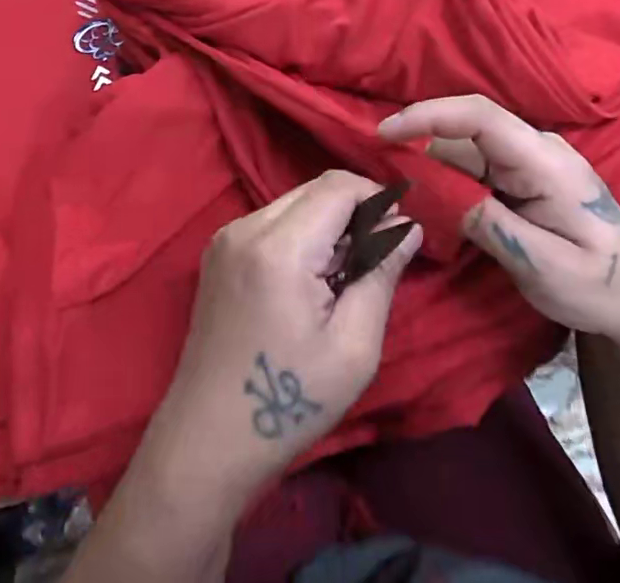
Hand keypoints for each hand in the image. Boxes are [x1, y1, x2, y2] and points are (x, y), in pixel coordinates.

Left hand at [135, 171, 421, 503]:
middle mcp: (245, 227)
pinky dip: (300, 234)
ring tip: (345, 273)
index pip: (336, 187)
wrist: (211, 432)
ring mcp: (225, 237)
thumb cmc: (292, 398)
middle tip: (379, 256)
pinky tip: (310, 277)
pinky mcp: (217, 252)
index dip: (377, 198)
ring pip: (291, 202)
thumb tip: (408, 228)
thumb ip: (380, 274)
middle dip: (354, 210)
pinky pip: (269, 221)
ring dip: (326, 223)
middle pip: (312, 189)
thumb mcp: (354, 345)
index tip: (402, 232)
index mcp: (278, 247)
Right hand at [378, 95, 619, 363]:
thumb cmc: (599, 288)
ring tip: (397, 192)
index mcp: (547, 163)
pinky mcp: (519, 176)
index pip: (481, 118)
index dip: (428, 115)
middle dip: (417, 144)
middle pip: (463, 132)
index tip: (385, 132)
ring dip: (427, 165)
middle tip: (381, 177)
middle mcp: (536, 150)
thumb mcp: (541, 265)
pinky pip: (470, 165)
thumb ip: (488, 224)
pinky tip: (425, 199)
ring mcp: (527, 161)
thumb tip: (430, 192)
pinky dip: (442, 178)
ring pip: (462, 149)